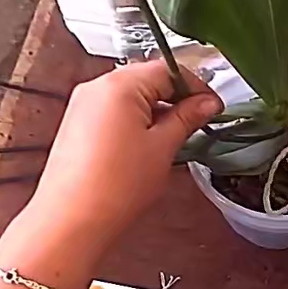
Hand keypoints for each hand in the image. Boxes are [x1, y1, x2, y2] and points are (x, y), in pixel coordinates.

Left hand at [14, 62, 221, 256]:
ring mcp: (83, 104)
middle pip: (148, 78)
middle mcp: (97, 87)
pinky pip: (115, 110)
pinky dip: (138, 120)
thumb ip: (187, 118)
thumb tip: (207, 103)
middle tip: (201, 121)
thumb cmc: (116, 185)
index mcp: (120, 85)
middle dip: (177, 97)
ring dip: (159, 109)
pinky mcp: (78, 123)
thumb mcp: (163, 147)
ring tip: (177, 136)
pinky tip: (150, 144)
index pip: (168, 69)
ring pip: (132, 95)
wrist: (72, 219)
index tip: (215, 106)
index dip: (197, 86)